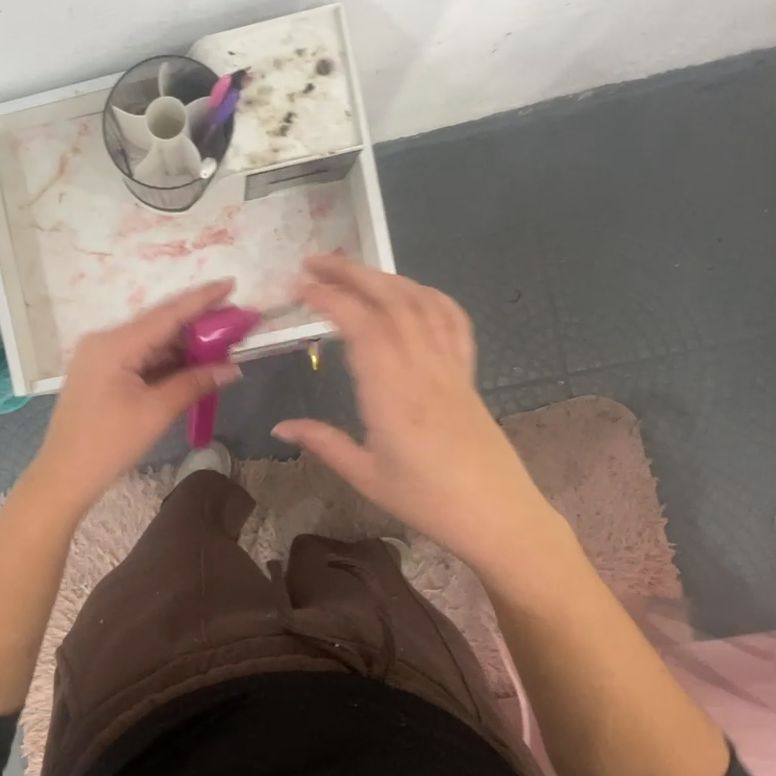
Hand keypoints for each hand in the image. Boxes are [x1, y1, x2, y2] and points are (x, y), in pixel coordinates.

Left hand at [26, 281, 241, 511]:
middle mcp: (104, 341)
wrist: (64, 476)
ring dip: (183, 346)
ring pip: (150, 343)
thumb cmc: (109, 444)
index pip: (167, 313)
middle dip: (198, 325)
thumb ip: (194, 383)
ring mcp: (99, 357)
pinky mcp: (100, 374)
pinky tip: (193, 364)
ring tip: (222, 345)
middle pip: (158, 325)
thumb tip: (231, 369)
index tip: (231, 283)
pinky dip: (166, 361)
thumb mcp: (156, 413)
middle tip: (235, 323)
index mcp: (114, 344)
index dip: (202, 298)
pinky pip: (139, 358)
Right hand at [273, 256, 556, 566]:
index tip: (300, 286)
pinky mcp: (467, 374)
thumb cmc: (426, 500)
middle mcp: (423, 368)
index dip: (331, 298)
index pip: (362, 327)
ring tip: (353, 270)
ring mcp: (450, 367)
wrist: (496, 514)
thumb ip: (323, 443)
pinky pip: (453, 322)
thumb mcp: (365, 475)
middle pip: (391, 301)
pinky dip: (430, 296)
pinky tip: (411, 291)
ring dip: (386, 278)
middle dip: (352, 273)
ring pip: (422, 304)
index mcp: (393, 393)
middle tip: (315, 261)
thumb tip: (280, 426)